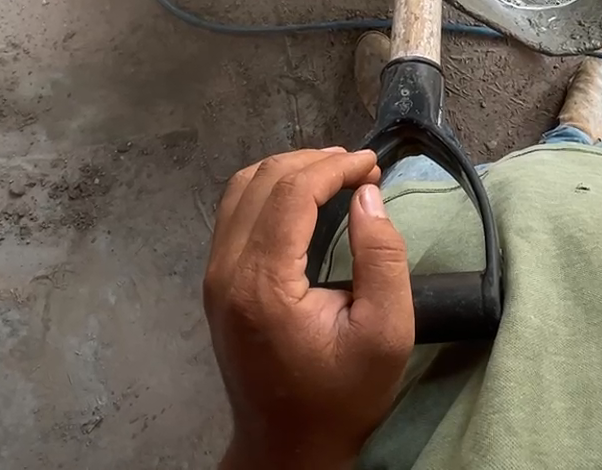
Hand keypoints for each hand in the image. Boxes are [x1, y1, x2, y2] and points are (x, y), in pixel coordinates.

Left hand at [204, 148, 413, 469]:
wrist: (288, 450)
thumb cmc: (342, 396)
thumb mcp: (387, 333)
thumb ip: (383, 258)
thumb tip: (367, 196)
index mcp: (264, 284)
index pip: (292, 191)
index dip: (336, 166)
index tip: (374, 165)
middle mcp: (227, 271)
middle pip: (265, 179)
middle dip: (317, 161)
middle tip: (361, 169)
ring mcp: (215, 276)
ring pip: (243, 186)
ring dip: (291, 169)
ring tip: (336, 174)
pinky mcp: (217, 281)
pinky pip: (236, 209)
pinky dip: (272, 187)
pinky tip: (305, 195)